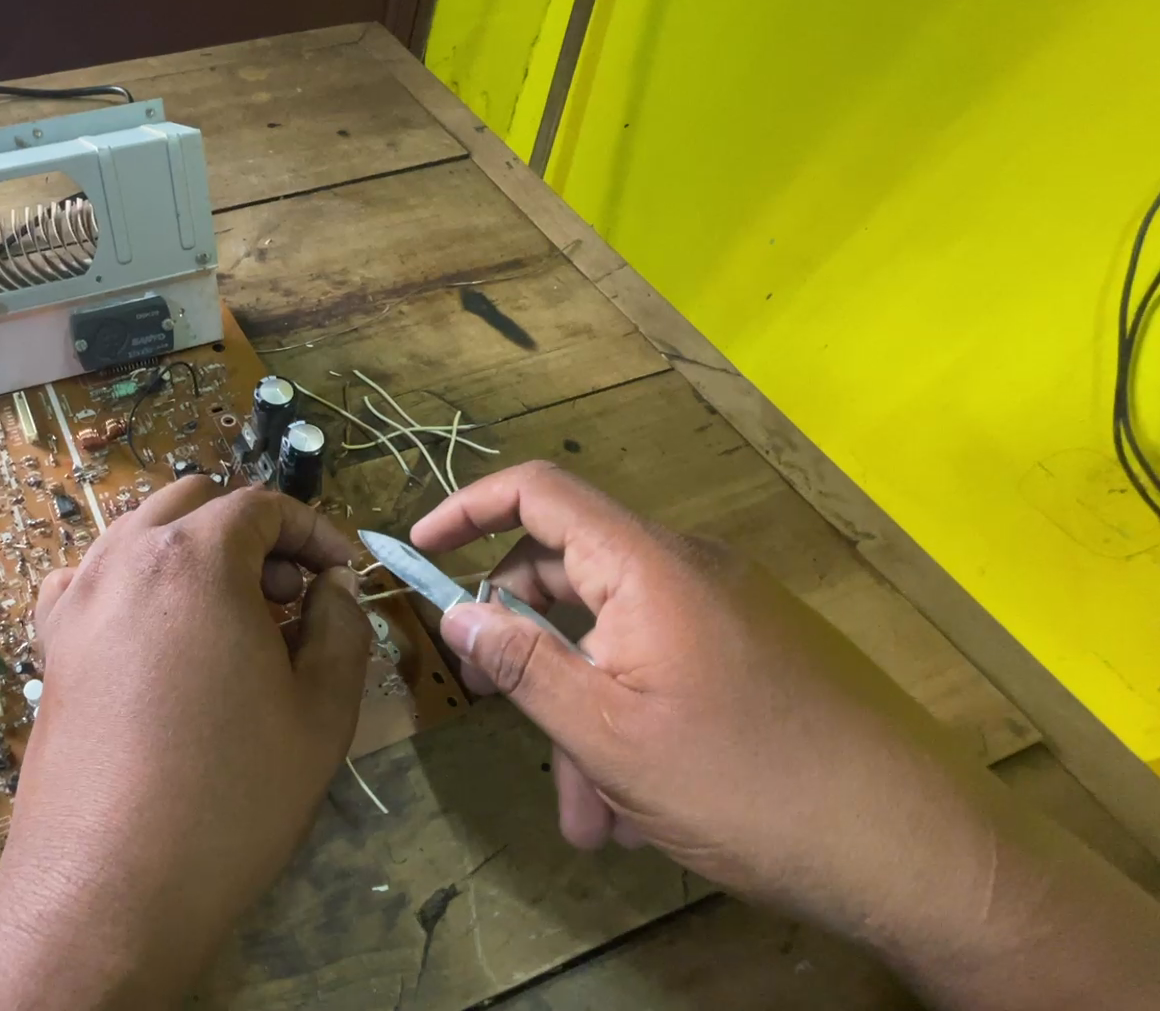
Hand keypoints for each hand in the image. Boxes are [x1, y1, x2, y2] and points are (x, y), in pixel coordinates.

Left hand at [0, 478, 370, 1009]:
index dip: (313, 529)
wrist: (107, 886)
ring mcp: (77, 597)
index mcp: (194, 558)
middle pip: (194, 502)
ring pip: (139, 532)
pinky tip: (155, 633)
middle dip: (250, 531)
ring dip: (193, 550)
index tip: (340, 572)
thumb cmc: (231, 795)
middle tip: (286, 595)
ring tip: (227, 618)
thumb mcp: (321, 711)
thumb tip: (334, 585)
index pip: (260, 505)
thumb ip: (341, 627)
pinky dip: (132, 580)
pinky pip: (90, 577)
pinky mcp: (50, 642)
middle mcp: (124, 557)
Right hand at [412, 462, 1159, 1009]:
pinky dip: (623, 716)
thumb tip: (453, 614)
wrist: (936, 862)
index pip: (538, 492)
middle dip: (519, 641)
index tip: (419, 550)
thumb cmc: (750, 785)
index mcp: (647, 566)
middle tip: (486, 701)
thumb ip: (520, 663)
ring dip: (576, 708)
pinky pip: (656, 664)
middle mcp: (685, 570)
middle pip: (565, 574)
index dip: (467, 509)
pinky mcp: (750, 651)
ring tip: (580, 806)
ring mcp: (723, 611)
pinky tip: (627, 806)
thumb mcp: (606, 734)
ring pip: (610, 638)